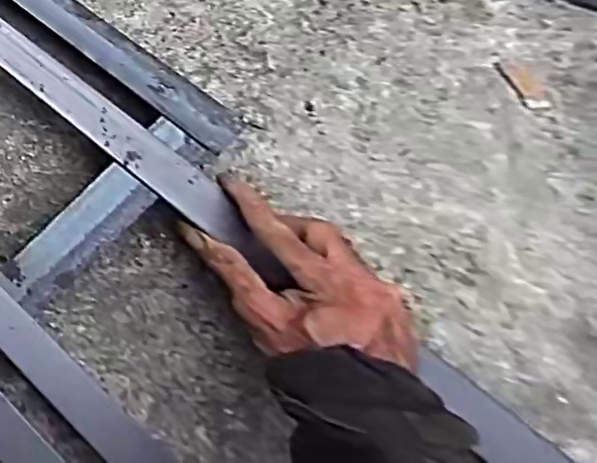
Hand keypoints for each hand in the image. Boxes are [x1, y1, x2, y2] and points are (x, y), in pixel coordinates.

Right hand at [179, 176, 418, 370]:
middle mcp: (366, 284)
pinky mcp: (398, 312)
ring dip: (314, 250)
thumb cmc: (313, 367)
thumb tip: (198, 235)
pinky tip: (321, 290)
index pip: (278, 230)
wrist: (366, 412)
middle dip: (291, 226)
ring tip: (292, 267)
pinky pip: (363, 276)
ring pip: (344, 252)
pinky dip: (336, 273)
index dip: (250, 204)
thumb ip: (229, 268)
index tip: (232, 185)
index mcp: (331, 283)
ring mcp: (387, 298)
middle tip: (265, 234)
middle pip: (322, 232)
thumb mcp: (260, 315)